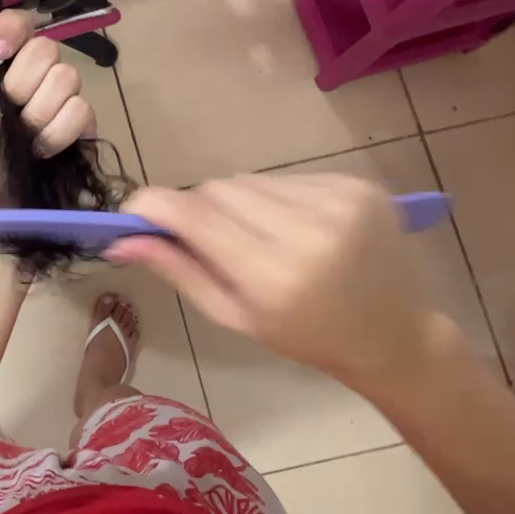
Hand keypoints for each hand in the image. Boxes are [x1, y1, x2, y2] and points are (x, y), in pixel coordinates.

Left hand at [0, 9, 97, 214]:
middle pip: (48, 49)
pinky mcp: (82, 127)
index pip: (22, 22)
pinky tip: (42, 150)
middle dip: (23, 87)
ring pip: (68, 78)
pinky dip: (57, 133)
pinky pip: (82, 110)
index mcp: (3, 66)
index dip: (14, 34)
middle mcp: (35, 77)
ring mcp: (62, 101)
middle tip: (9, 112)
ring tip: (25, 138)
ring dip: (39, 114)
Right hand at [108, 174, 457, 387]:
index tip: (134, 211)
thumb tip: (120, 240)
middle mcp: (309, 230)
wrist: (395, 333)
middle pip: (217, 189)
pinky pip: (285, 178)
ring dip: (238, 202)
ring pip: (249, 180)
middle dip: (198, 208)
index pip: (195, 216)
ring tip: (258, 236)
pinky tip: (293, 227)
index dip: (154, 206)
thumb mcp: (234, 315)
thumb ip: (178, 271)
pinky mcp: (357, 185)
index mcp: (275, 275)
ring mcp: (339, 201)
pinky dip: (275, 198)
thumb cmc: (305, 336)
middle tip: (206, 238)